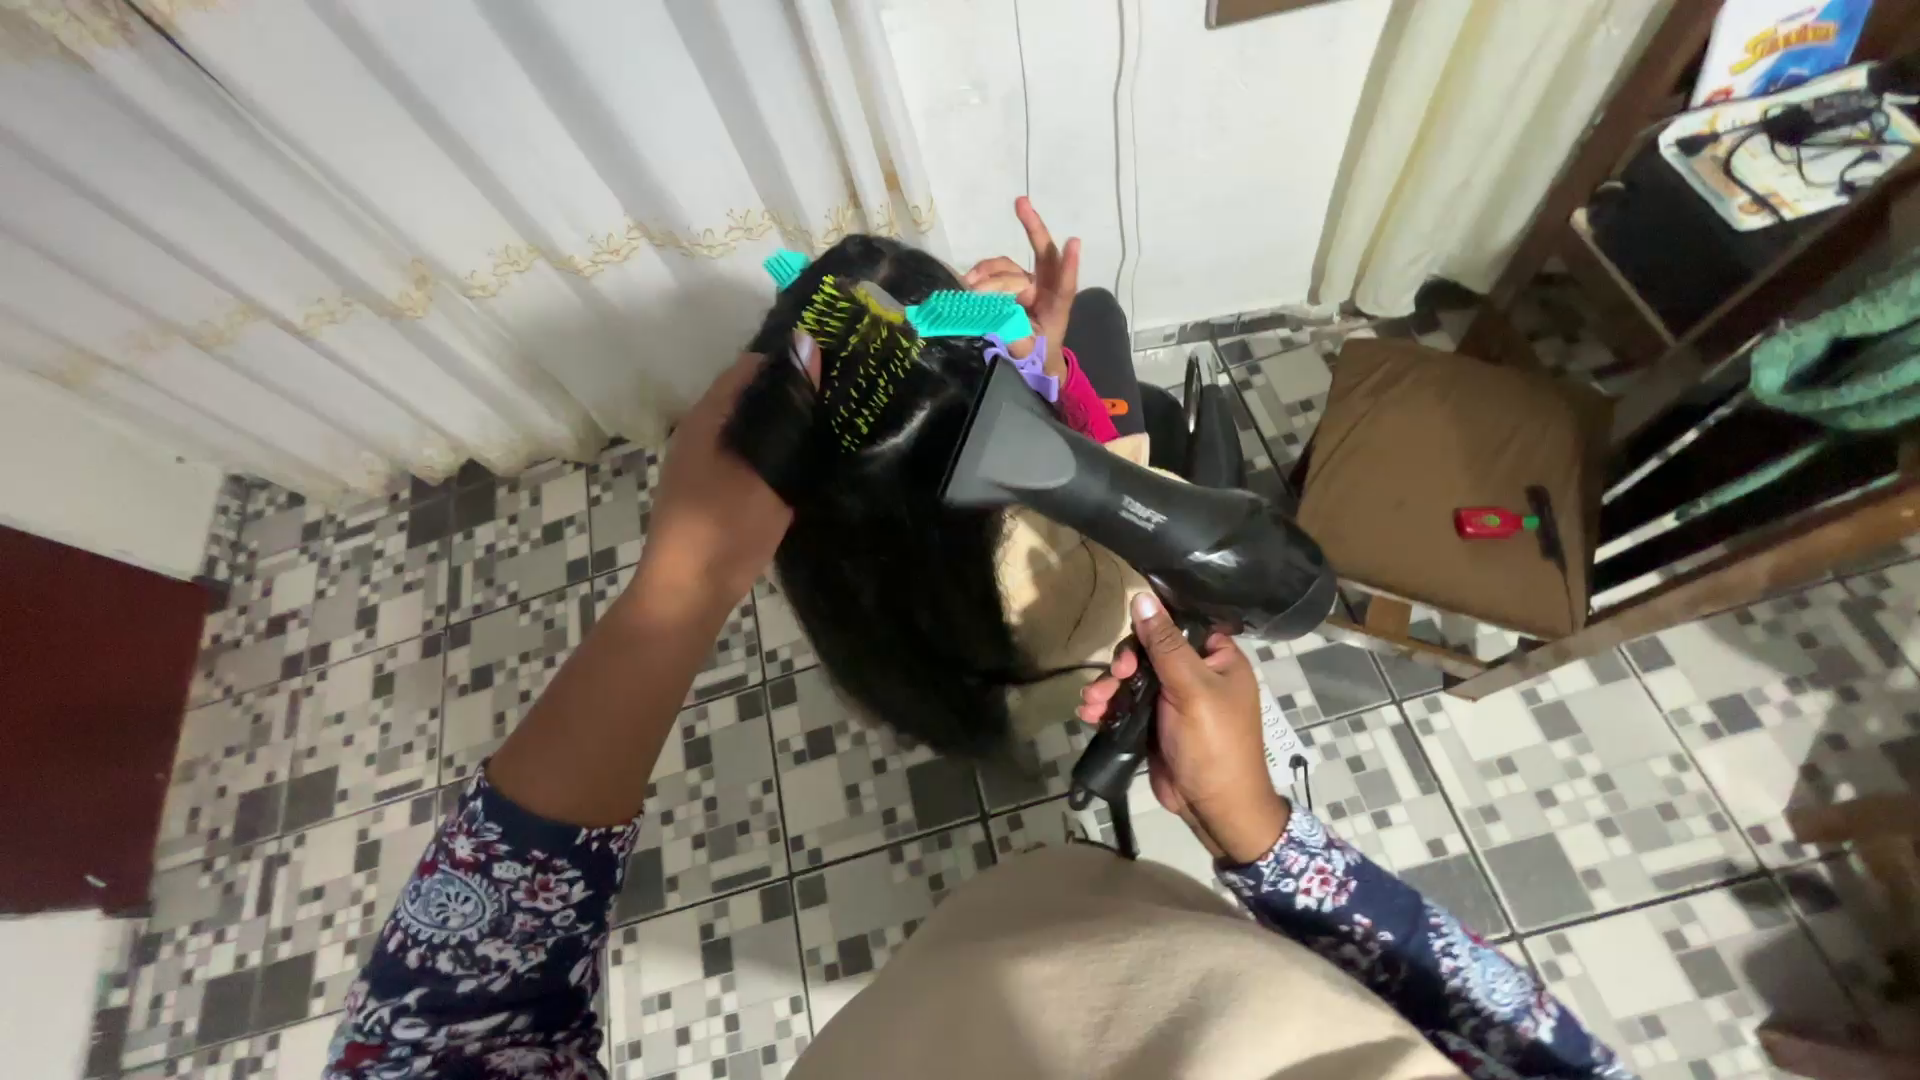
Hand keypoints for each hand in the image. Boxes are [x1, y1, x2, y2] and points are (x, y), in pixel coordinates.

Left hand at [642, 335, 818, 605]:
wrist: (690, 592)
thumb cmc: (724, 526)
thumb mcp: (765, 467)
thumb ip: (789, 410)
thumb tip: (809, 348)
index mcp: (708, 418)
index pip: (751, 367)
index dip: (791, 360)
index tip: (836, 365)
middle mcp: (704, 432)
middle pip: (752, 396)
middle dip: (794, 392)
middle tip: (845, 395)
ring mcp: (709, 462)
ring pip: (755, 428)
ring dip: (789, 423)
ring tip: (837, 423)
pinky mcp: (720, 489)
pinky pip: (754, 455)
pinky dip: (780, 451)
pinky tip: (810, 462)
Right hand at [962, 196, 1080, 378]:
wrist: (1034, 363)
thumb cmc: (1036, 360)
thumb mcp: (1027, 354)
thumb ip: (1015, 336)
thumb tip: (994, 314)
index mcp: (1056, 310)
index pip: (1065, 287)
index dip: (1069, 267)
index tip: (1074, 243)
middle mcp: (1045, 291)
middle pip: (1043, 255)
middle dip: (1033, 227)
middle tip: (1020, 202)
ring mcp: (1029, 286)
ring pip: (1009, 266)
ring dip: (989, 270)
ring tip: (969, 284)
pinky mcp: (1014, 287)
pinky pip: (996, 274)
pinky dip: (982, 275)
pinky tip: (967, 282)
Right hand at [1077, 593, 1289, 863]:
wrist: (1214, 808)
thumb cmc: (1215, 743)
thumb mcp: (1192, 688)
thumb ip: (1164, 644)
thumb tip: (1142, 597)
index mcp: (1218, 659)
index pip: (1180, 626)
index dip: (1151, 627)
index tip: (1132, 640)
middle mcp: (1196, 674)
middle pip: (1148, 652)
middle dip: (1122, 665)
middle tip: (1114, 679)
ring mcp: (1172, 700)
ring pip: (1131, 679)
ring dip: (1107, 689)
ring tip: (1092, 704)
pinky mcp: (1153, 723)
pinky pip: (1125, 705)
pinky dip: (1107, 707)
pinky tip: (1091, 714)